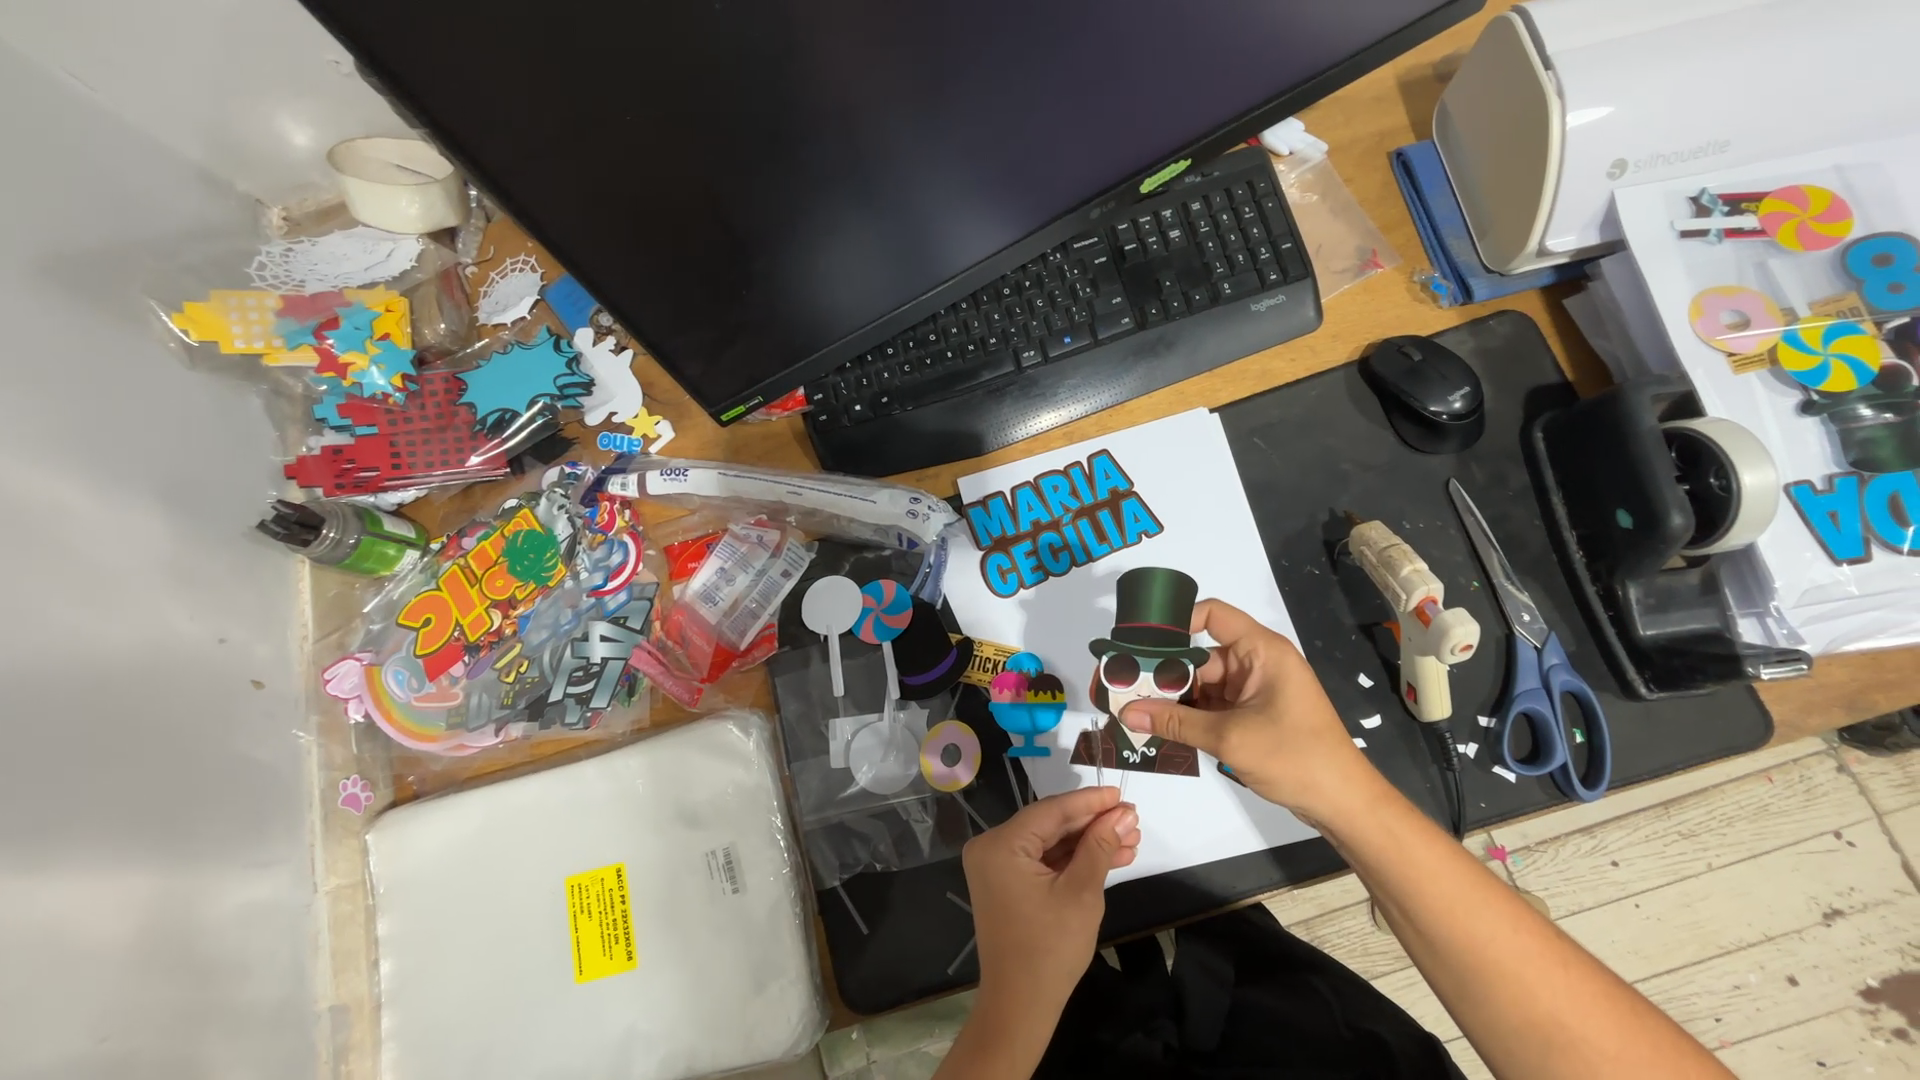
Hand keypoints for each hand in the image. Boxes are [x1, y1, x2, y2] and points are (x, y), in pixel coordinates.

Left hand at [960, 786, 1139, 1020]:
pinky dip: (1074, 860)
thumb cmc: (1050, 949)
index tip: (1120, 794)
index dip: (1090, 801)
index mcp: (1000, 845)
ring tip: (1131, 839)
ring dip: (1089, 842)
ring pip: (1051, 843)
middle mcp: (992, 848)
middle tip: (1132, 819)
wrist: (1020, 1006)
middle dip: (1094, 823)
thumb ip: (1100, 846)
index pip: (1051, 810)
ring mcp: (998, 867)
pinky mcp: (1008, 884)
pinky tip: (1112, 857)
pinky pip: (1044, 861)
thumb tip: (1123, 815)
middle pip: (1051, 824)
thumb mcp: (1082, 892)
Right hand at [1120, 599, 1371, 823]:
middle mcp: (1257, 664)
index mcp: (1261, 651)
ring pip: (1203, 685)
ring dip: (1174, 699)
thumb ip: (1175, 723)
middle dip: (1165, 673)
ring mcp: (1256, 691)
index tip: (1141, 642)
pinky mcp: (1254, 716)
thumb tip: (1126, 711)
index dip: (1177, 621)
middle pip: (1200, 657)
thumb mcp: (1228, 738)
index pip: (1213, 615)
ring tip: (1132, 709)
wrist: (1343, 802)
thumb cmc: (1294, 756)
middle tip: (1123, 686)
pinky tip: (1159, 727)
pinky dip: (1190, 716)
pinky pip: (1213, 706)